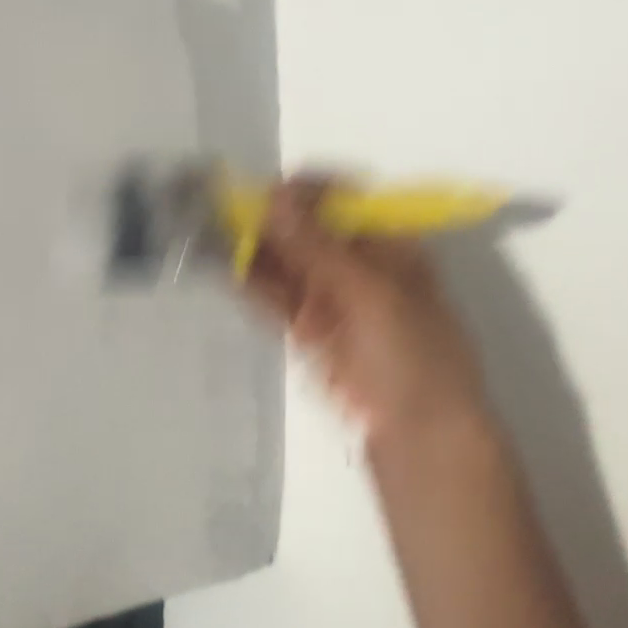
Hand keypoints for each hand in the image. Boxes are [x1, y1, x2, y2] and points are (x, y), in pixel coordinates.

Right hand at [243, 181, 491, 452]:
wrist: (420, 435)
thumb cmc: (412, 356)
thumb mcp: (370, 293)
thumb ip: (317, 247)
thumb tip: (273, 197)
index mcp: (388, 245)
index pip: (340, 200)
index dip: (300, 192)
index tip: (258, 194)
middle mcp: (357, 266)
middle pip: (305, 231)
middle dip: (265, 222)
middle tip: (219, 216)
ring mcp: (331, 301)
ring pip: (284, 265)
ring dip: (250, 252)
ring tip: (208, 239)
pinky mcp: (308, 334)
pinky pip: (275, 300)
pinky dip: (250, 286)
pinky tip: (221, 271)